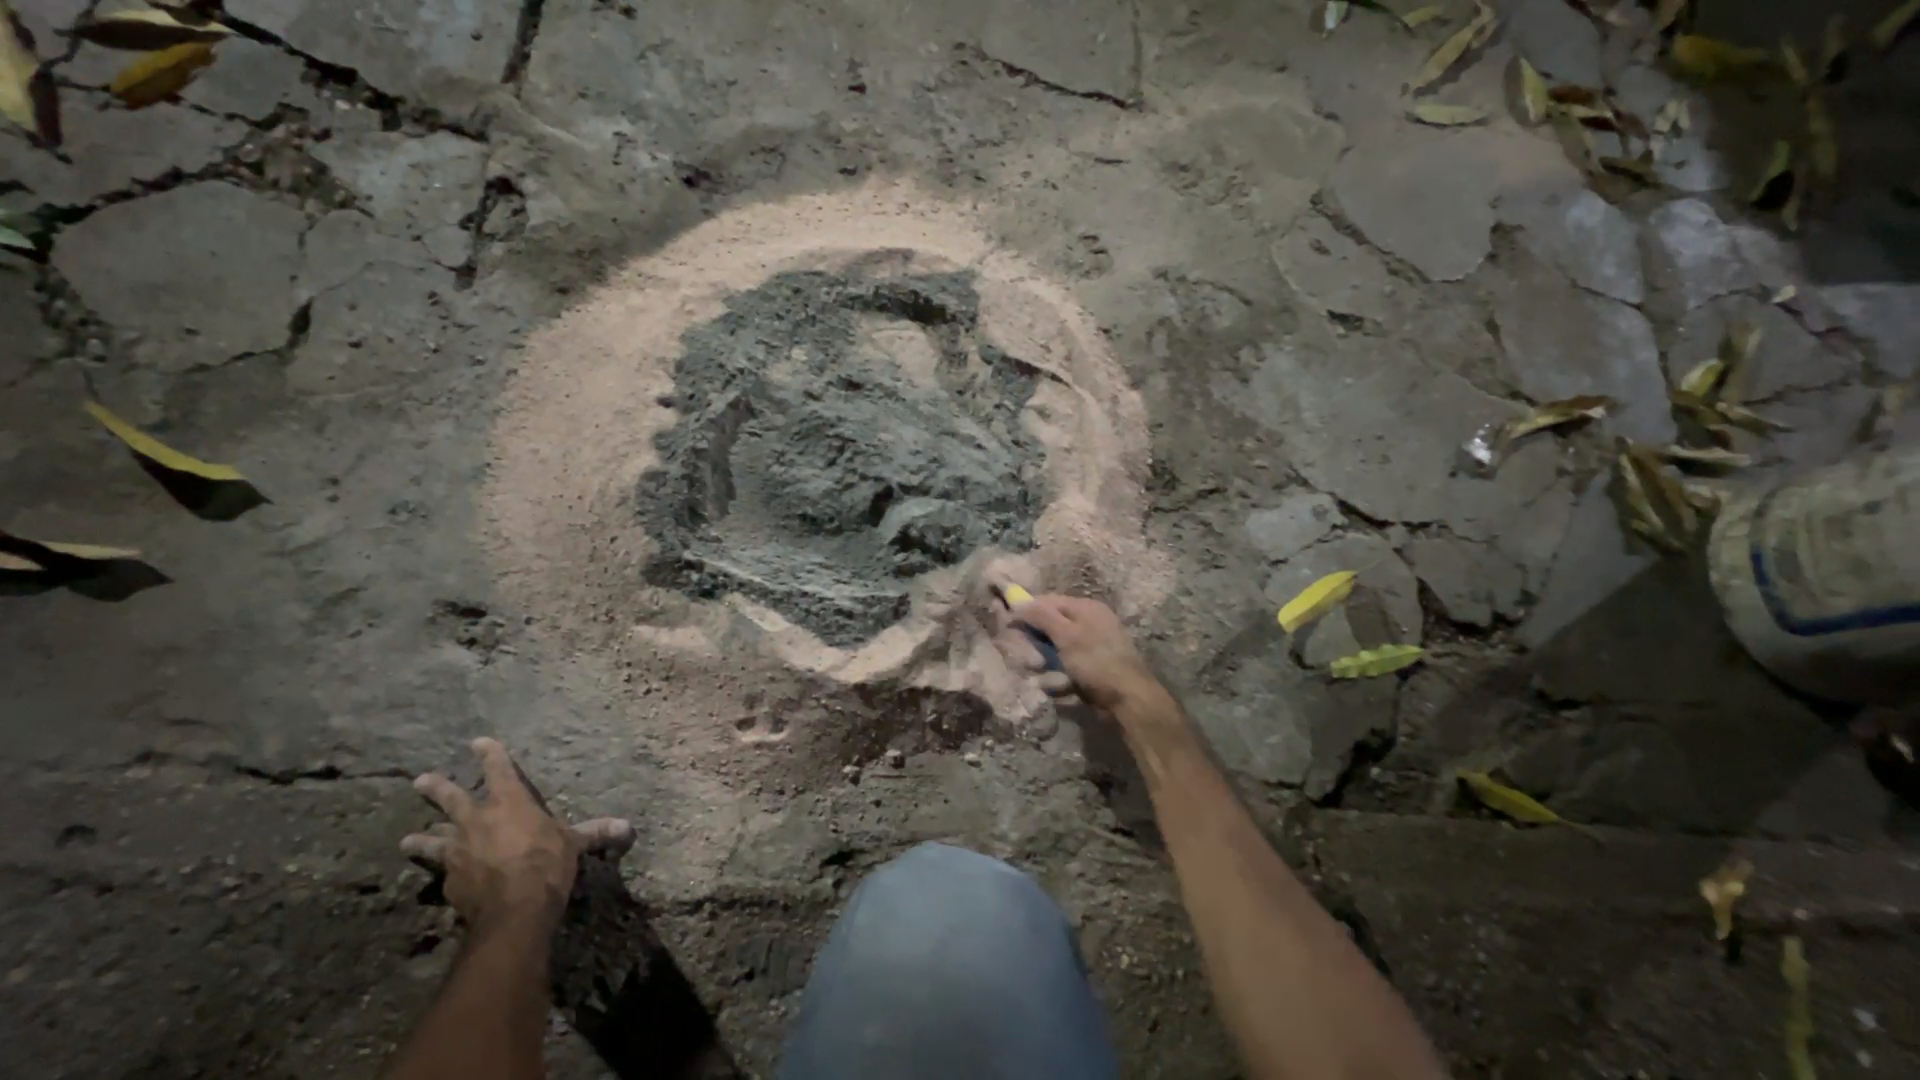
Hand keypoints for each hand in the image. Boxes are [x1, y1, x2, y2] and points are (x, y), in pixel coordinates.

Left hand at [403, 738, 633, 933]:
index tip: (479, 742)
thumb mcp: (574, 845)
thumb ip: (594, 833)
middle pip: (451, 798)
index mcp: (510, 803)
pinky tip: (438, 880)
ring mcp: (458, 851)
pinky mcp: (450, 881)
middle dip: (436, 787)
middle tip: (420, 780)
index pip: (499, 770)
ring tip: (406, 839)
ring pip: (433, 838)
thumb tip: (628, 826)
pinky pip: (442, 873)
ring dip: (421, 837)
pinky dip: (441, 873)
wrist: (514, 910)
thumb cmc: (547, 864)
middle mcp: (477, 821)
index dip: (490, 754)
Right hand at [1003, 592, 1160, 710]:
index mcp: (1086, 608)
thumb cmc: (1095, 661)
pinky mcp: (1093, 666)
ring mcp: (1093, 645)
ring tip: (1040, 672)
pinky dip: (1059, 674)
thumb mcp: (1066, 635)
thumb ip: (1042, 616)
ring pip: (1057, 648)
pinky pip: (1067, 665)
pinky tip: (1057, 684)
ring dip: (1046, 660)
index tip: (1008, 625)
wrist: (1127, 697)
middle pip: (1052, 624)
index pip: (1048, 601)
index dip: (1027, 611)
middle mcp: (1091, 622)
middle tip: (1026, 654)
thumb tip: (1018, 601)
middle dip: (1036, 639)